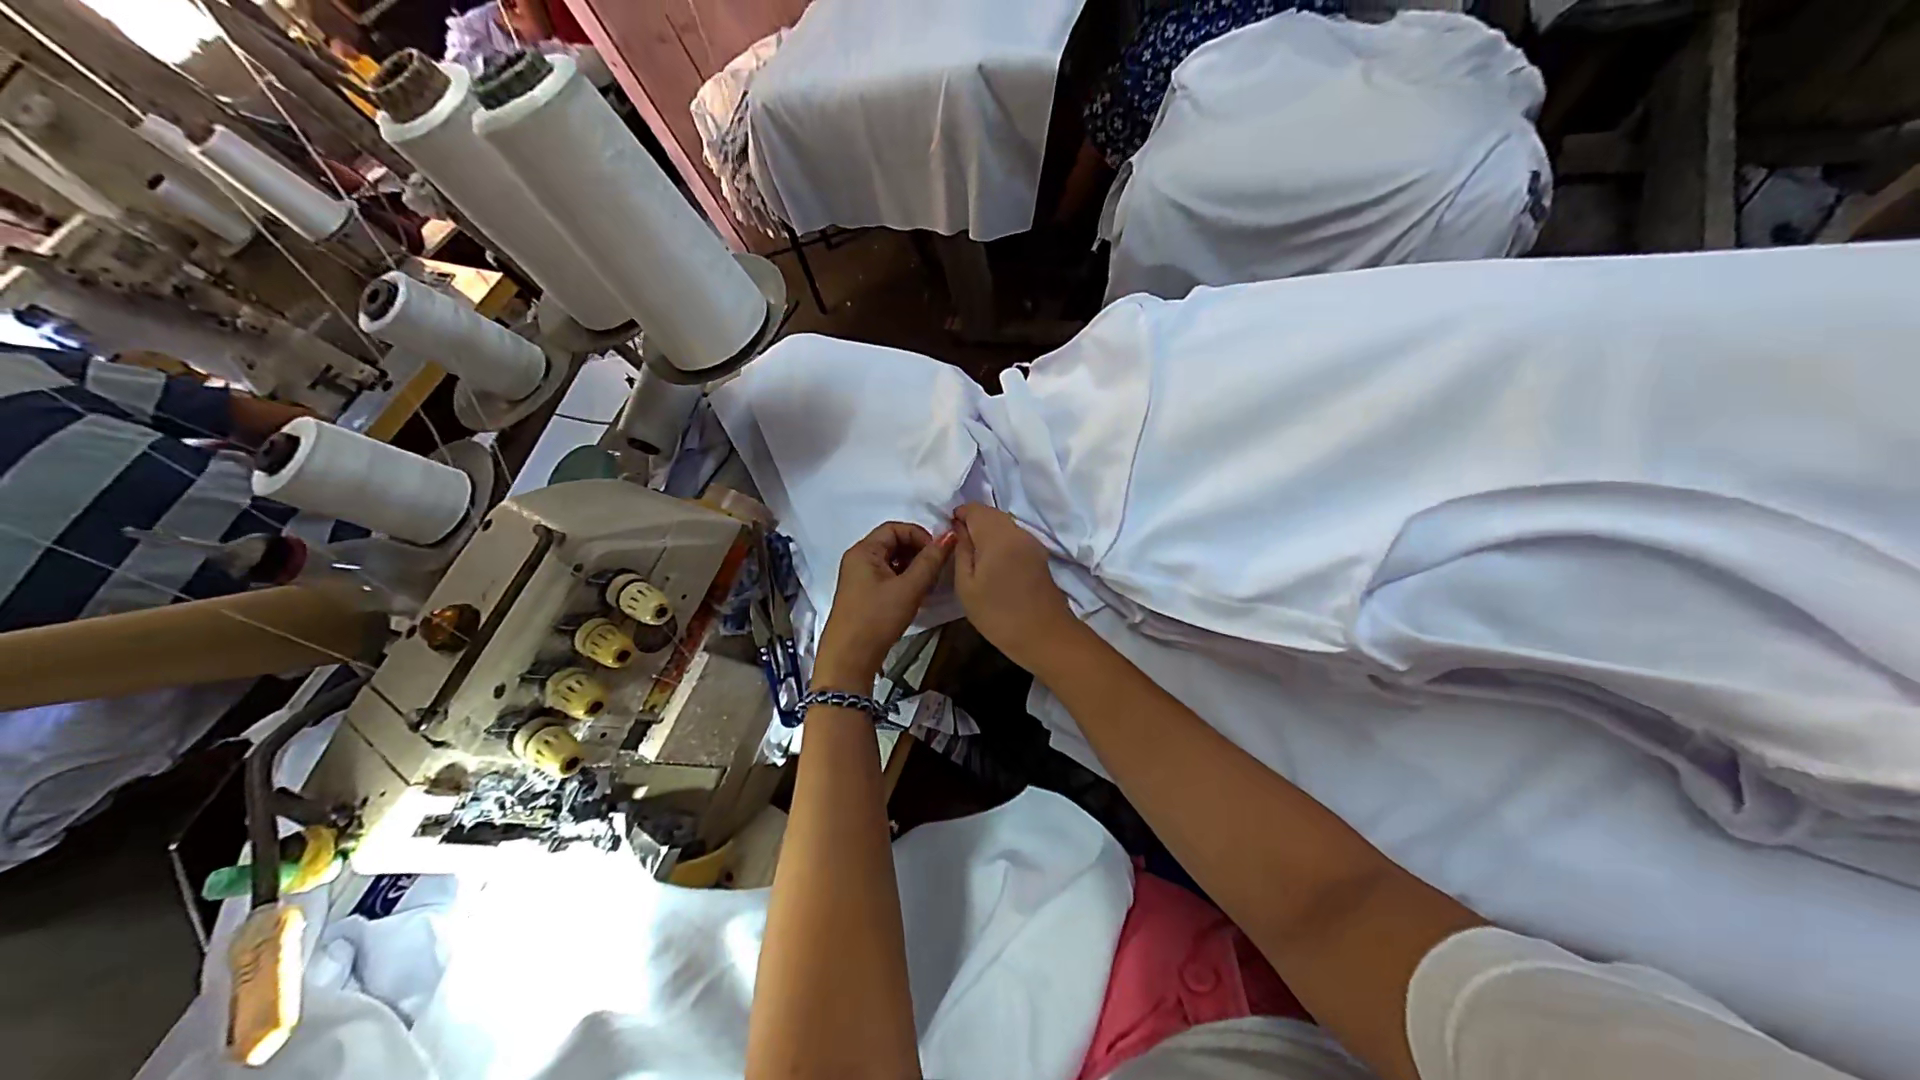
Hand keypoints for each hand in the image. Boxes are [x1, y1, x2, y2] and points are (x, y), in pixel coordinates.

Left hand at [814, 522, 954, 691]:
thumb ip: (930, 561)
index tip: (937, 553)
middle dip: (917, 551)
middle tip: (935, 569)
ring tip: (928, 583)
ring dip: (912, 567)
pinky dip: (903, 580)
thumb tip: (949, 536)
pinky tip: (916, 595)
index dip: (919, 535)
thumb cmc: (877, 618)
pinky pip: (887, 576)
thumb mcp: (909, 588)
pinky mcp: (863, 594)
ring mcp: (858, 578)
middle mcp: (858, 559)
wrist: (850, 658)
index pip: (895, 528)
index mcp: (864, 551)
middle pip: (892, 543)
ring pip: (891, 561)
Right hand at [951, 504, 1076, 671]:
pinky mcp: (1039, 554)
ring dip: (987, 532)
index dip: (959, 515)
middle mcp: (1018, 531)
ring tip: (974, 558)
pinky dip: (1000, 542)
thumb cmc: (998, 614)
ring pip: (1004, 524)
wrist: (1044, 636)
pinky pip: (1014, 537)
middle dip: (973, 523)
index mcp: (998, 535)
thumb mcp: (966, 586)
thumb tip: (958, 528)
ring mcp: (1032, 541)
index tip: (949, 534)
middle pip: (991, 513)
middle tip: (959, 547)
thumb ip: (961, 551)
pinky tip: (993, 563)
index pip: (975, 508)